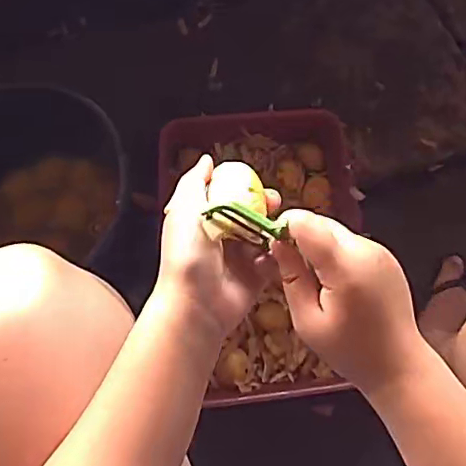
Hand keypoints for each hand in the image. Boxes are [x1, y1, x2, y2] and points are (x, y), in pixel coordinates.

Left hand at [155, 155, 276, 342]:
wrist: (196, 305)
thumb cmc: (185, 255)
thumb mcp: (184, 208)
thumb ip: (195, 181)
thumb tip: (207, 160)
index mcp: (203, 218)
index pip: (227, 194)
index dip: (242, 186)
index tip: (256, 181)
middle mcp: (222, 235)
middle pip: (250, 211)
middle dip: (264, 204)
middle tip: (274, 201)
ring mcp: (240, 256)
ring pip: (265, 232)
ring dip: (275, 225)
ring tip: (282, 222)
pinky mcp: (256, 274)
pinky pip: (274, 257)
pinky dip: (279, 249)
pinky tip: (280, 244)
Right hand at [270, 211, 430, 392]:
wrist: (400, 364)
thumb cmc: (350, 351)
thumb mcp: (308, 322)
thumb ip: (291, 277)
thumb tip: (276, 244)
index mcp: (345, 266)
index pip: (306, 223)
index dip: (284, 227)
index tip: (274, 247)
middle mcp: (365, 249)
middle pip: (320, 222)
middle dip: (300, 237)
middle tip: (290, 266)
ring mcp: (379, 250)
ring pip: (334, 230)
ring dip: (318, 244)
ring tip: (315, 279)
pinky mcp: (386, 255)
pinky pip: (350, 241)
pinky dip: (336, 251)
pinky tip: (336, 281)